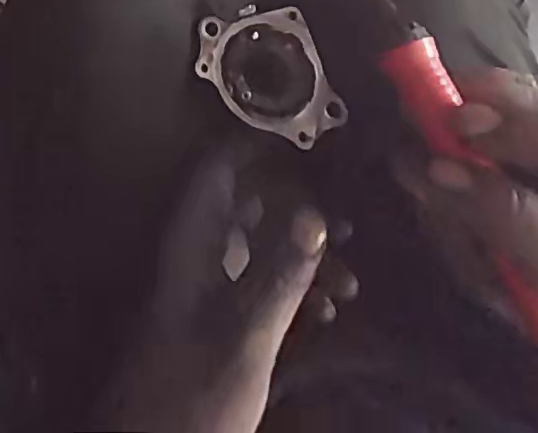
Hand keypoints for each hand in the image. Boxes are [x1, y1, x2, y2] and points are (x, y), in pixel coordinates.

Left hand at [93, 138, 358, 432]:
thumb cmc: (191, 392)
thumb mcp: (246, 335)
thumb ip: (281, 272)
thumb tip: (316, 214)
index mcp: (193, 239)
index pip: (219, 166)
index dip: (257, 146)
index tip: (305, 145)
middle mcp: (197, 249)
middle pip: (247, 203)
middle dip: (297, 209)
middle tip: (342, 226)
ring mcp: (206, 282)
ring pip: (258, 243)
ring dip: (301, 254)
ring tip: (346, 281)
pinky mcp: (216, 314)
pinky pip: (258, 279)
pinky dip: (291, 285)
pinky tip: (325, 310)